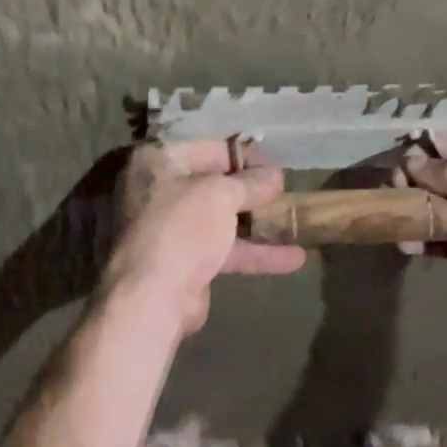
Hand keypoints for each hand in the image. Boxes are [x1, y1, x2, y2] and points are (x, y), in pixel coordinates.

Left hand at [101, 141, 307, 336]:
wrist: (152, 297)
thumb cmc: (182, 227)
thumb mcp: (220, 195)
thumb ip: (250, 183)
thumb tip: (275, 175)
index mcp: (156, 162)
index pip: (205, 149)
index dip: (240, 156)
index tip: (271, 164)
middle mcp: (157, 191)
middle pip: (211, 185)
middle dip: (249, 191)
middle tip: (283, 192)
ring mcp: (170, 229)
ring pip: (219, 220)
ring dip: (256, 223)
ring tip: (293, 222)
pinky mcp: (183, 263)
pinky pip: (222, 250)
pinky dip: (253, 253)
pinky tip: (293, 259)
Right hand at [405, 136, 446, 329]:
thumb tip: (409, 160)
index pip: (444, 146)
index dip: (417, 153)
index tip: (396, 169)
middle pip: (430, 175)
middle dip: (408, 183)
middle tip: (393, 199)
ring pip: (428, 206)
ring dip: (409, 212)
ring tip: (395, 223)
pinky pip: (432, 238)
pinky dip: (416, 239)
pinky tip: (405, 245)